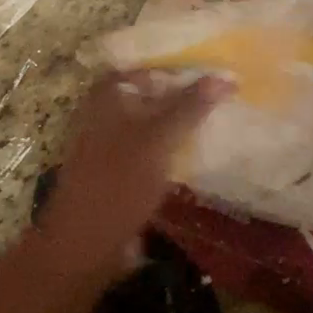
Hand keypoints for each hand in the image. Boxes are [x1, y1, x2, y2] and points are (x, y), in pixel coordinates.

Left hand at [34, 72, 232, 277]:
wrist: (84, 244)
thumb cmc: (118, 182)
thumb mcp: (158, 139)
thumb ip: (190, 107)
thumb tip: (225, 76)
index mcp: (108, 93)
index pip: (155, 68)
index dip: (187, 70)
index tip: (223, 74)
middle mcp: (106, 110)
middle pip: (154, 95)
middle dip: (188, 98)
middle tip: (228, 98)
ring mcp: (110, 141)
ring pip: (154, 124)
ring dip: (182, 125)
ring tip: (223, 122)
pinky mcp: (119, 170)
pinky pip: (151, 149)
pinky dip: (173, 149)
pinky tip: (201, 154)